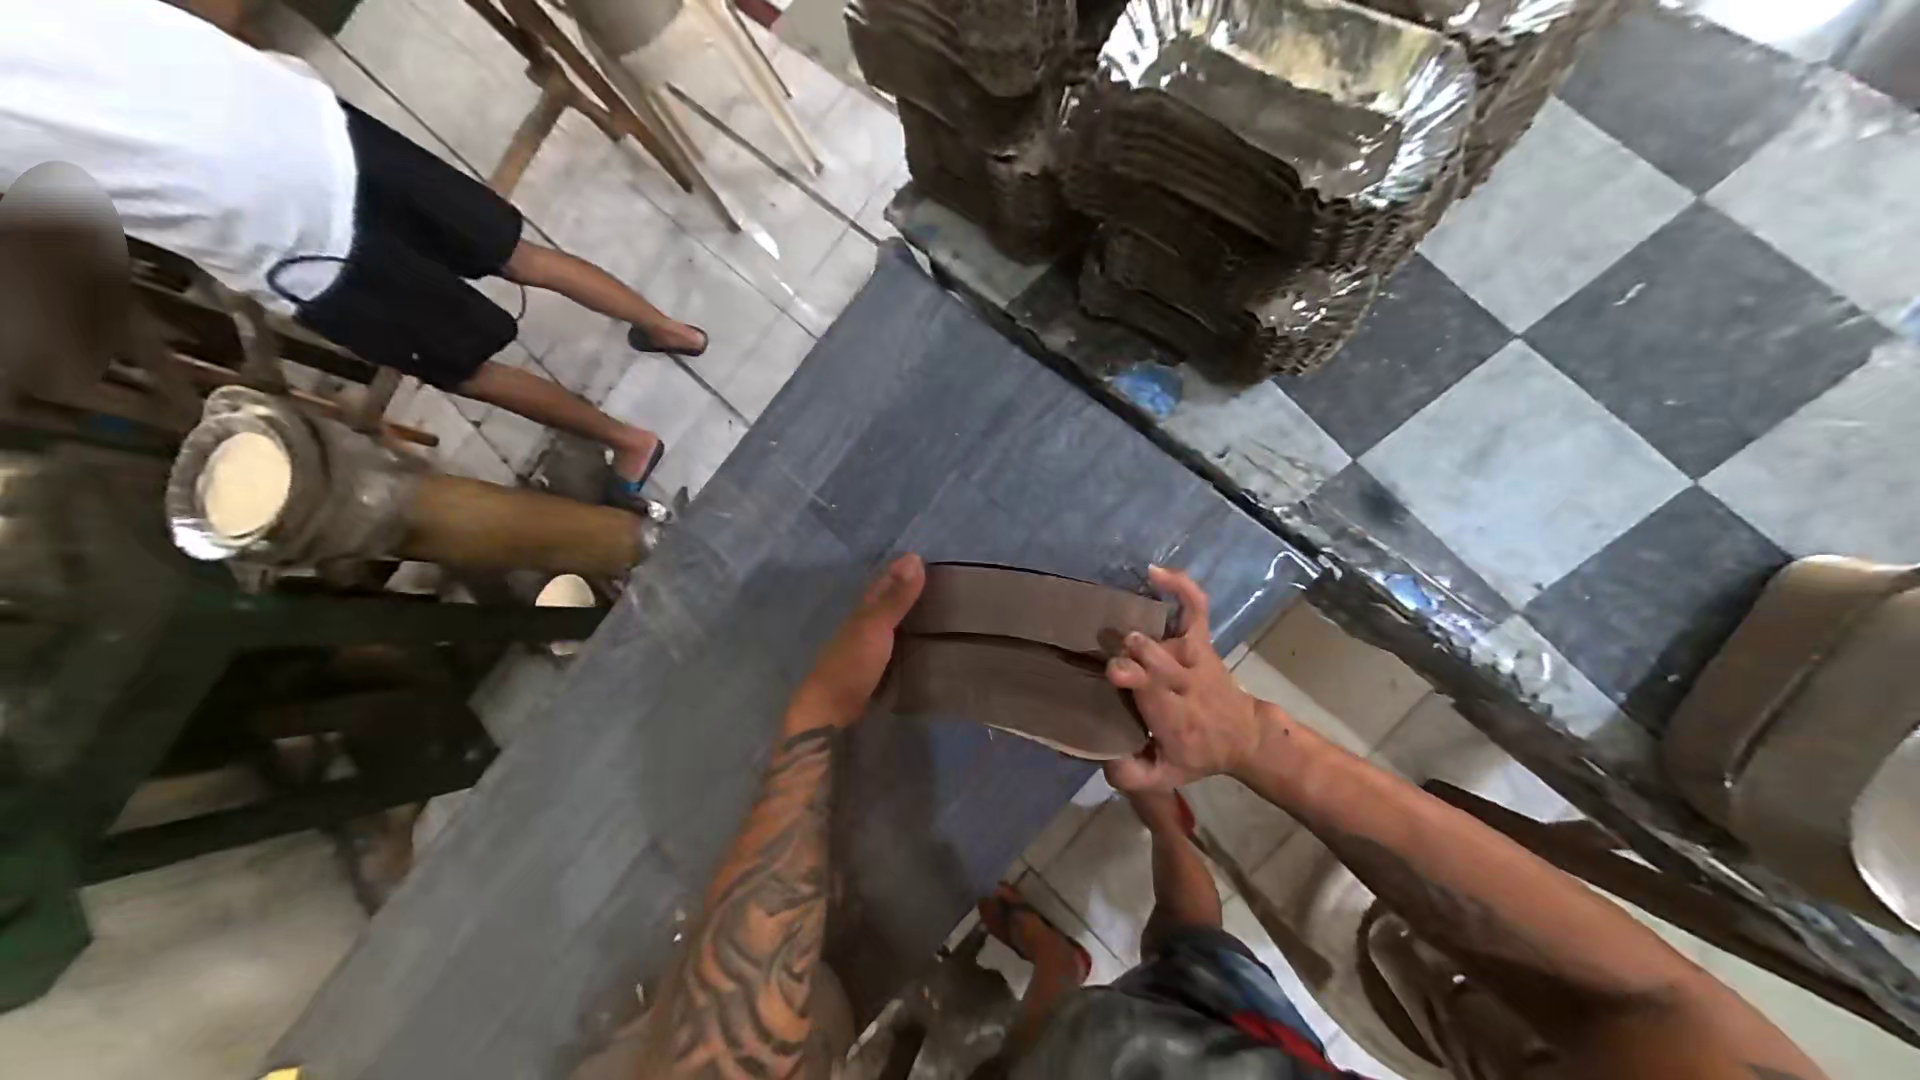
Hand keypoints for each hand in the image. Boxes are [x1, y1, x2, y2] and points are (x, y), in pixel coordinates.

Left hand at [786, 554, 925, 731]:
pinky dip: (906, 643)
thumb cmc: (851, 664)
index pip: (880, 586)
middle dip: (903, 595)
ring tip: (934, 614)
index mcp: (860, 615)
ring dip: (906, 620)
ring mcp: (864, 654)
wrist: (830, 712)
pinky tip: (919, 648)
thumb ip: (895, 598)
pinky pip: (893, 650)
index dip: (897, 572)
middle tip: (934, 585)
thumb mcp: (875, 626)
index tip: (921, 560)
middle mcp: (860, 630)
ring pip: (888, 628)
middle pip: (883, 606)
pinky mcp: (871, 676)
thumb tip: (915, 558)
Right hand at [1102, 565, 1266, 792]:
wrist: (1245, 736)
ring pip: (1176, 636)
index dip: (1134, 677)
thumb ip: (1132, 774)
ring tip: (1124, 612)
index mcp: (1173, 717)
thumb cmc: (1196, 754)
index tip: (1115, 672)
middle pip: (1161, 661)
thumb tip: (1103, 759)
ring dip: (1151, 629)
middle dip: (1139, 651)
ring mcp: (1196, 658)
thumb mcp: (1165, 777)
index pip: (1153, 691)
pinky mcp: (1203, 641)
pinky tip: (1154, 571)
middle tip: (1116, 646)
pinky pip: (1195, 607)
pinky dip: (1180, 586)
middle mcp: (1185, 684)